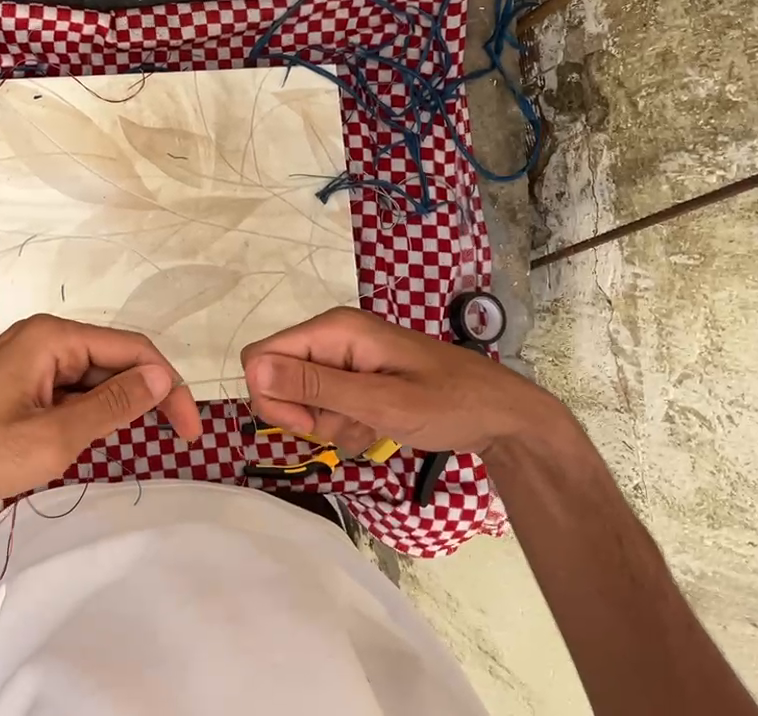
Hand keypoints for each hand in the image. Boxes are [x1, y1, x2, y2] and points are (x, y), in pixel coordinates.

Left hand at [0, 315, 203, 522]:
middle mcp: (42, 336)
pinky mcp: (17, 381)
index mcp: (52, 336)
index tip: (191, 431)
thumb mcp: (54, 437)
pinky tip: (99, 435)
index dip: (169, 385)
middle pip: (113, 358)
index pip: (132, 349)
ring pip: (92, 375)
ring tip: (146, 439)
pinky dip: (90, 410)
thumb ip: (112, 405)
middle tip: (178, 438)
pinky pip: (68, 387)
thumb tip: (160, 377)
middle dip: (149, 393)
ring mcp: (27, 358)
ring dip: (120, 403)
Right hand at [240, 306, 560, 457]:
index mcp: (333, 330)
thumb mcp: (381, 402)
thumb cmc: (449, 404)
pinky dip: (344, 424)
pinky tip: (377, 427)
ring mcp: (343, 357)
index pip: (260, 357)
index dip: (272, 396)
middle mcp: (331, 337)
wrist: (503, 415)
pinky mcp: (355, 377)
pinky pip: (324, 405)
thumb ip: (315, 387)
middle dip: (302, 413)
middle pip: (277, 378)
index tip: (308, 425)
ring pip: (299, 398)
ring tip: (370, 427)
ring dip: (327, 424)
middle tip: (345, 428)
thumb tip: (254, 371)